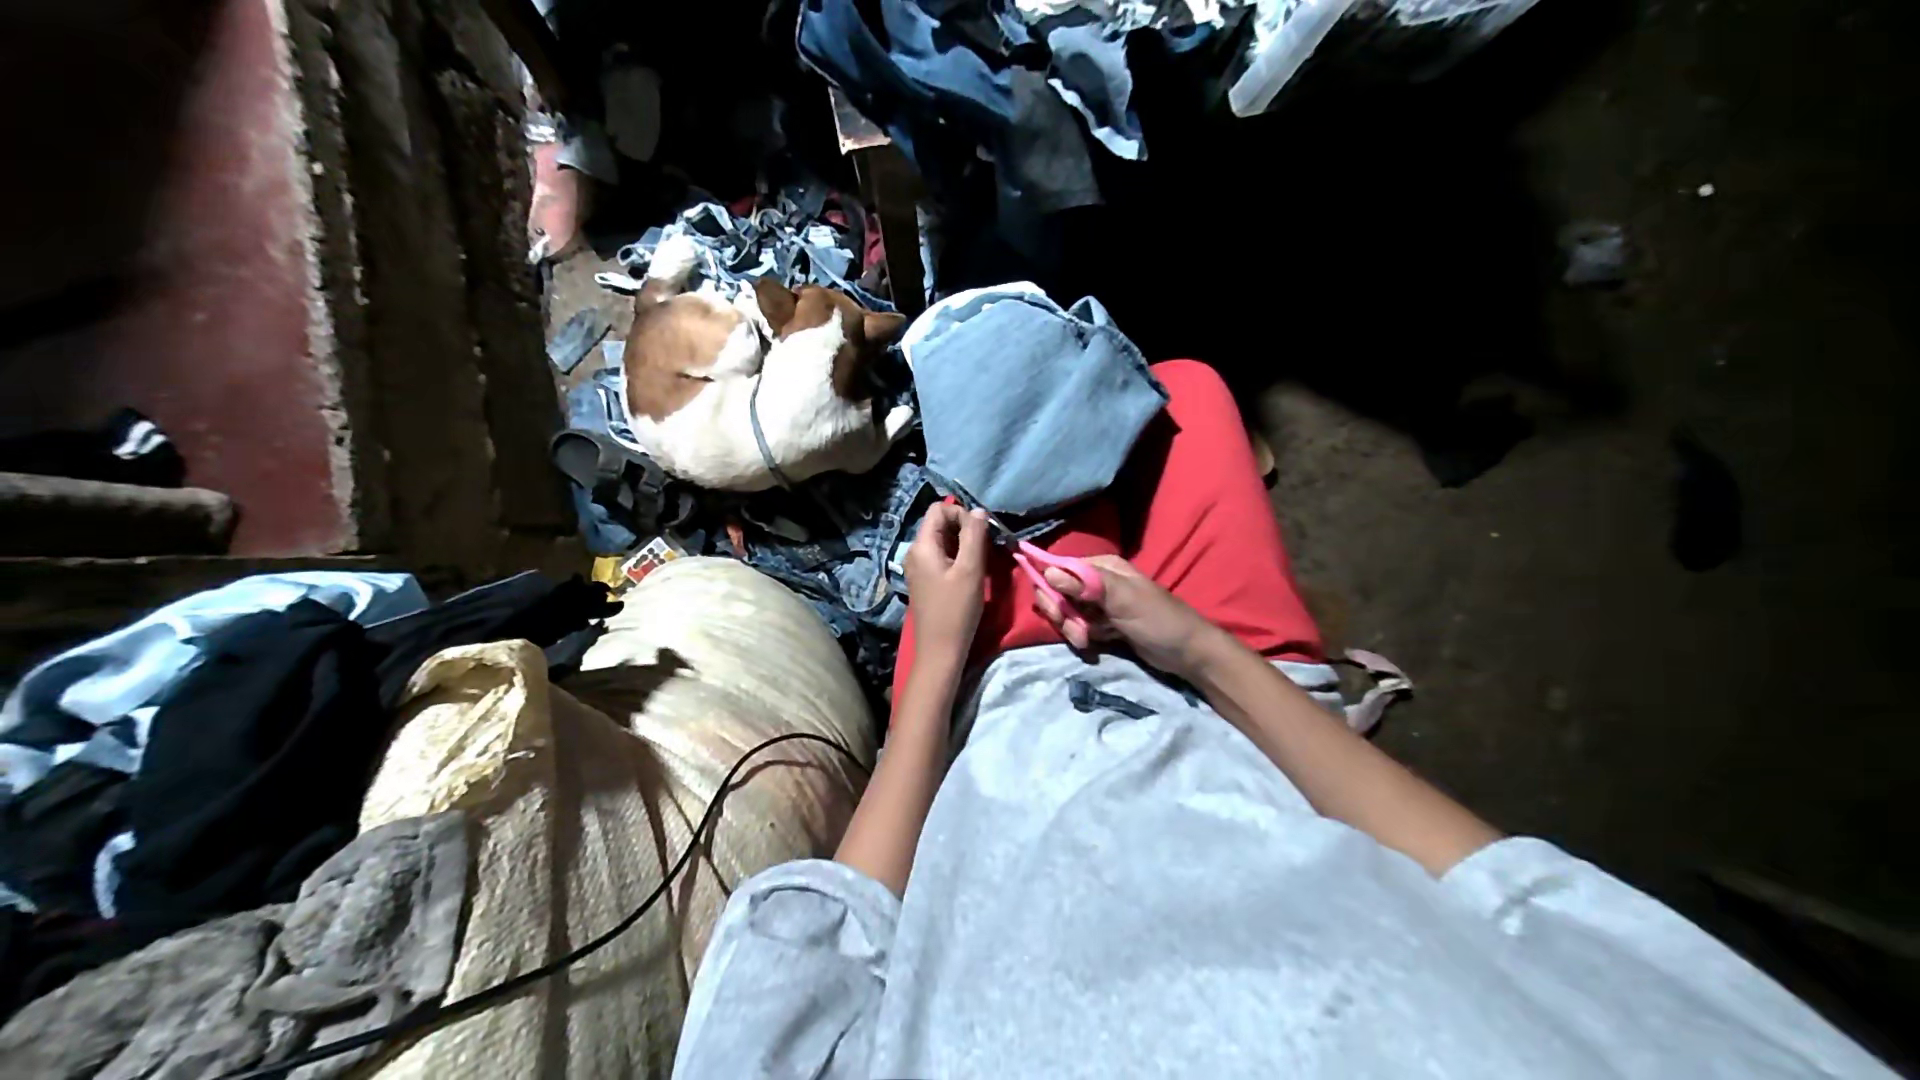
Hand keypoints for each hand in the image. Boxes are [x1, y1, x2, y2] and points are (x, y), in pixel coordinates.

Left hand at [905, 504, 989, 673]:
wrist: (940, 651)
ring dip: (964, 545)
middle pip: (940, 524)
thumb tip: (979, 511)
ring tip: (981, 562)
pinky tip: (971, 575)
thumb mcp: (971, 570)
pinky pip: (942, 557)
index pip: (939, 509)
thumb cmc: (956, 610)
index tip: (980, 534)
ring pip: (943, 541)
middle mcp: (915, 552)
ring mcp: (918, 567)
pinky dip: (958, 558)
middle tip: (985, 548)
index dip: (962, 514)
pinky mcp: (925, 580)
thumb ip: (975, 536)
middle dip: (965, 529)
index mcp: (921, 546)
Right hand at [1035, 555, 1231, 680]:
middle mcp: (1097, 581)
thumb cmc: (1159, 620)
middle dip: (1061, 613)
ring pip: (1068, 612)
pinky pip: (1080, 626)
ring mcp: (1100, 604)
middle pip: (1059, 592)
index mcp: (1102, 567)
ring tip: (1087, 641)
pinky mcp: (1104, 625)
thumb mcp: (1124, 599)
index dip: (1049, 587)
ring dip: (1072, 628)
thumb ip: (1087, 584)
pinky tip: (1094, 644)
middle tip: (1076, 631)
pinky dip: (1083, 636)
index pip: (1059, 568)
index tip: (1055, 610)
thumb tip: (1049, 571)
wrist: (1188, 654)